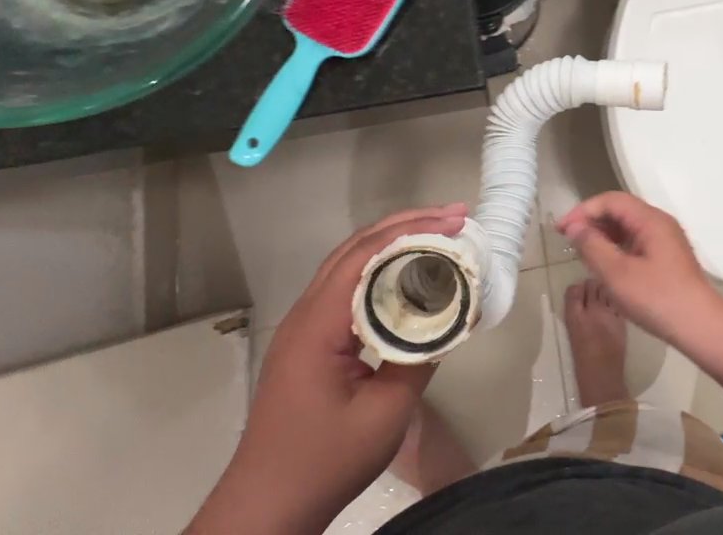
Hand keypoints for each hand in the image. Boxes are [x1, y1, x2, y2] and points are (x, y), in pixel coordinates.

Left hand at [187, 204, 468, 534]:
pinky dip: (380, 268)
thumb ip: (420, 357)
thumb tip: (449, 320)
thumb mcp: (386, 413)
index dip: (413, 229)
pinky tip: (408, 276)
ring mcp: (303, 328)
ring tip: (438, 233)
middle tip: (455, 217)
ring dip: (393, 242)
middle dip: (407, 224)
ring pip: (348, 263)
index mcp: (319, 325)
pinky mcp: (309, 343)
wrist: (266, 508)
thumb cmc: (325, 461)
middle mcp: (306, 315)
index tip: (456, 222)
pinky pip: (346, 288)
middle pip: (355, 248)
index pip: (366, 255)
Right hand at [556, 191, 722, 343]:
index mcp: (650, 220)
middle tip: (569, 241)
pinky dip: (617, 247)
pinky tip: (606, 265)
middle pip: (621, 210)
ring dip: (604, 235)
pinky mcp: (668, 257)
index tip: (561, 230)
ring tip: (583, 253)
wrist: (699, 325)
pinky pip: (637, 241)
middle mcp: (660, 223)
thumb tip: (575, 227)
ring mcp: (667, 240)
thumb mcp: (617, 274)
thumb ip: (592, 246)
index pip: (611, 200)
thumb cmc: (657, 298)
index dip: (583, 211)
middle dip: (592, 221)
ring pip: (629, 226)